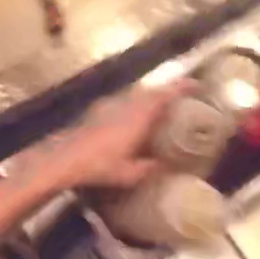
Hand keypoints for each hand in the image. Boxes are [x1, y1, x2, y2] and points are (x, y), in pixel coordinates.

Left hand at [34, 82, 192, 189]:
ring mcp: (109, 106)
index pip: (163, 96)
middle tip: (181, 99)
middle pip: (150, 92)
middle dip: (167, 92)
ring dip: (149, 98)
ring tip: (160, 110)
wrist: (63, 159)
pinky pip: (122, 102)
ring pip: (135, 95)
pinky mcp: (97, 111)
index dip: (181, 88)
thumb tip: (165, 165)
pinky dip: (134, 105)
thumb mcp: (130, 173)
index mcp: (137, 117)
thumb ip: (150, 167)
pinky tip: (132, 119)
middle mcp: (125, 106)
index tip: (196, 84)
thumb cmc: (99, 166)